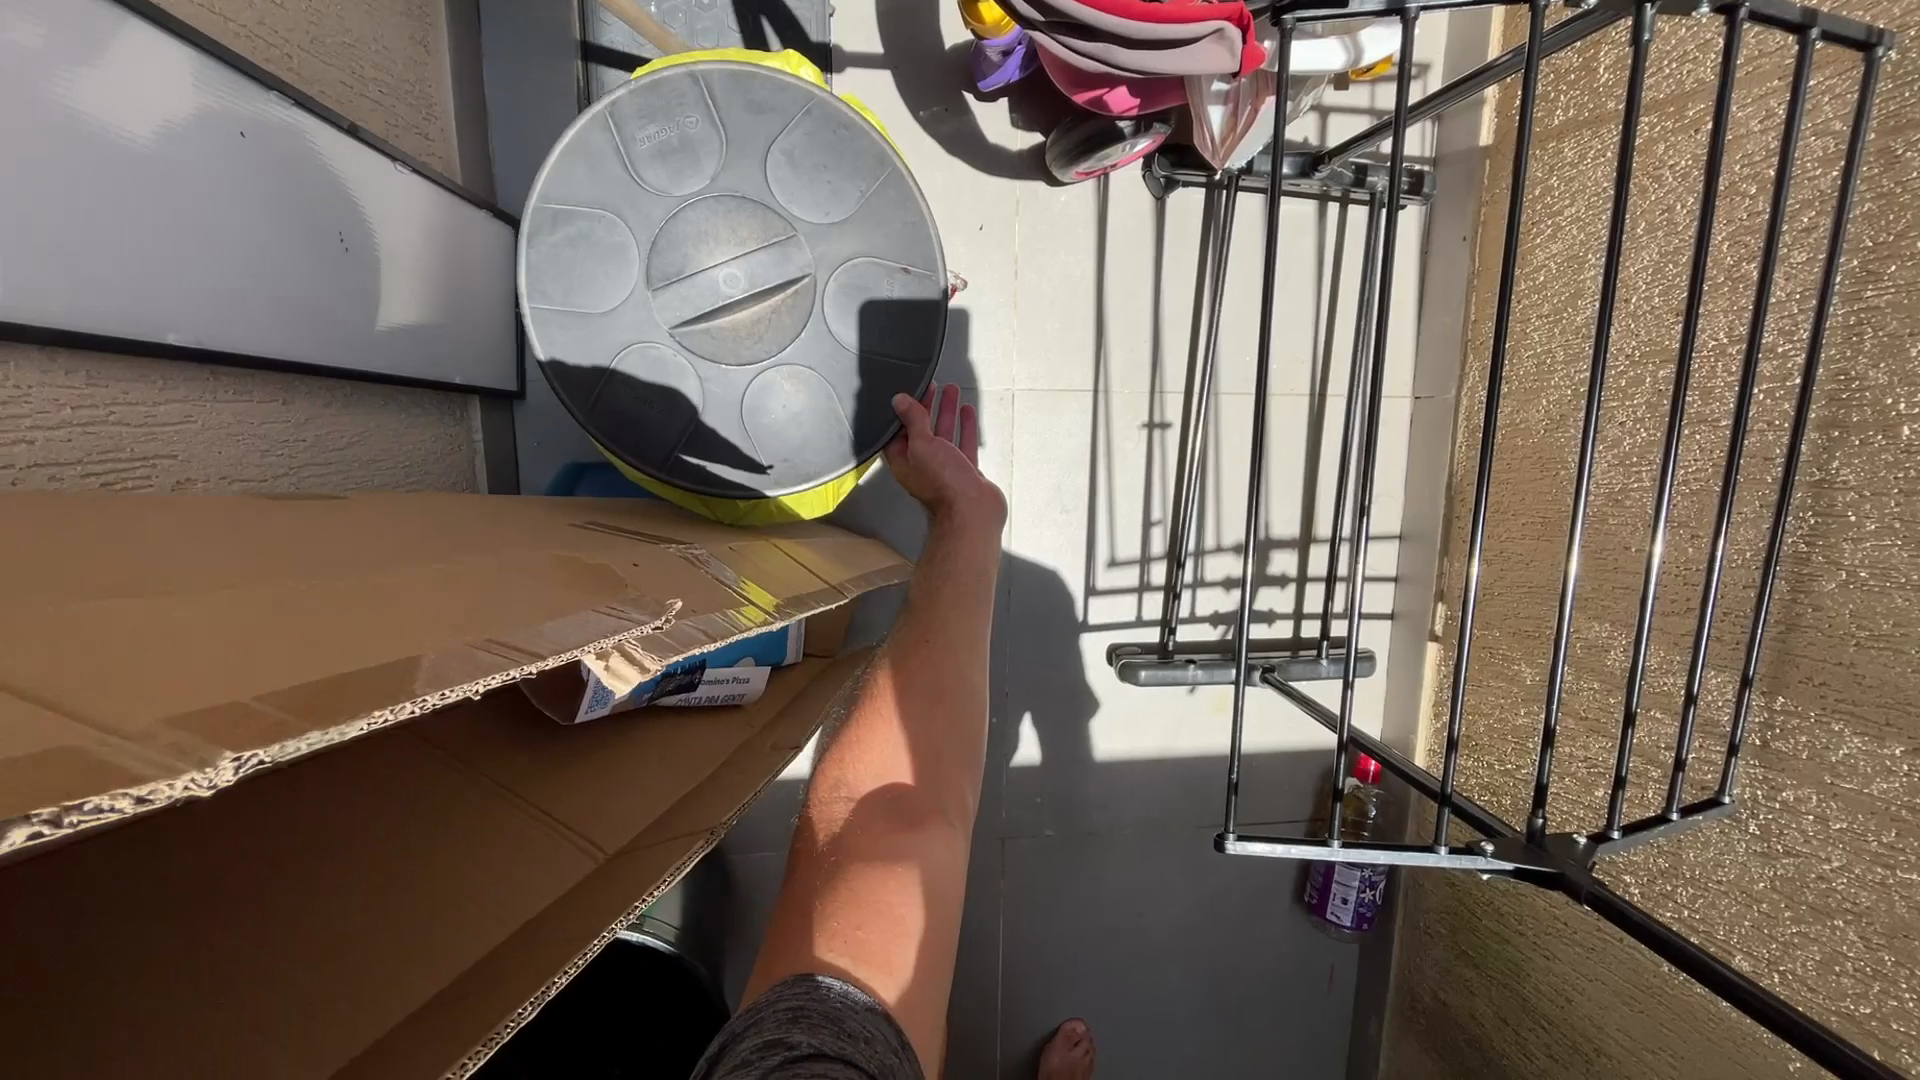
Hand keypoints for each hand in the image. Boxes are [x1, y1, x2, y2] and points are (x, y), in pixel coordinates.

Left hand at [883, 382, 1005, 533]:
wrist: (973, 510)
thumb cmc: (944, 484)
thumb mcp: (922, 445)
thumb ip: (913, 421)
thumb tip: (900, 400)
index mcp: (904, 460)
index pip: (897, 431)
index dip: (903, 410)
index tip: (910, 391)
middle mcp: (922, 464)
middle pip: (922, 429)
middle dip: (927, 406)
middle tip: (933, 386)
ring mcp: (945, 468)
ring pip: (944, 434)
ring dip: (947, 412)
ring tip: (953, 391)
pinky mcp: (965, 471)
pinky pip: (963, 444)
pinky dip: (965, 427)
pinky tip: (968, 412)